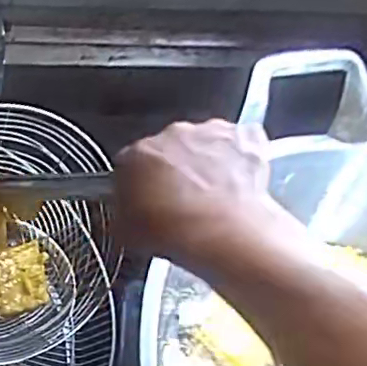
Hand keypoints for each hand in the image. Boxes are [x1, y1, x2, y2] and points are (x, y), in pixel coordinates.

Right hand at [115, 120, 294, 270]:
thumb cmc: (172, 229)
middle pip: (165, 148)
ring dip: (199, 162)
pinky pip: (236, 143)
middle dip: (167, 169)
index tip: (136, 198)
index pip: (126, 163)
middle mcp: (173, 135)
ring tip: (203, 196)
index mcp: (136, 154)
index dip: (131, 183)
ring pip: (200, 143)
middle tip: (171, 199)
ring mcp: (212, 133)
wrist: (220, 232)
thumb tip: (125, 209)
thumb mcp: (122, 230)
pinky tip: (229, 184)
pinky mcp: (246, 136)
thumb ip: (120, 209)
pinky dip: (233, 158)